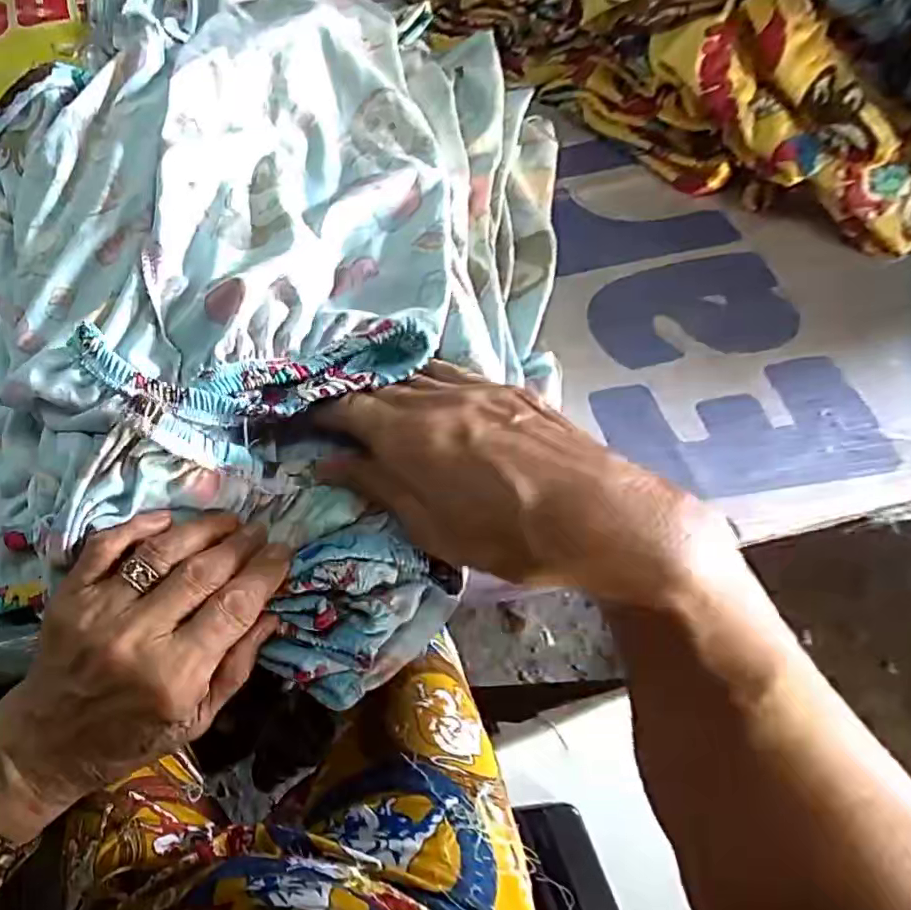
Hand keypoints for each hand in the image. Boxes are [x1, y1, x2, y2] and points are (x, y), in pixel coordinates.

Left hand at [0, 512, 291, 843]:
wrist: (51, 738)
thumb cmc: (130, 737)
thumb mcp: (194, 721)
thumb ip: (235, 669)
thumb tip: (271, 615)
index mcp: (175, 676)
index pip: (233, 608)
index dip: (264, 574)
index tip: (282, 552)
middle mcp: (137, 636)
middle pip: (201, 573)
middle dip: (239, 546)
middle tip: (259, 530)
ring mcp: (99, 610)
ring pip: (159, 553)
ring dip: (199, 529)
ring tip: (226, 520)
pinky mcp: (70, 594)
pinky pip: (106, 545)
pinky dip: (139, 526)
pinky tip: (168, 520)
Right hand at [312, 361, 736, 606]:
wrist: (609, 521)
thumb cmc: (507, 537)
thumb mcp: (428, 525)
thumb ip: (376, 485)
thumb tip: (328, 462)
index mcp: (409, 434)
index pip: (346, 408)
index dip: (318, 413)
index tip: (301, 423)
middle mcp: (438, 399)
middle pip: (376, 386)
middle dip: (346, 398)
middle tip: (329, 417)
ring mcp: (477, 389)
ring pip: (414, 373)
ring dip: (384, 385)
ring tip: (369, 402)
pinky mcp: (510, 390)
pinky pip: (451, 372)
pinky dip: (423, 379)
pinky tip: (423, 392)